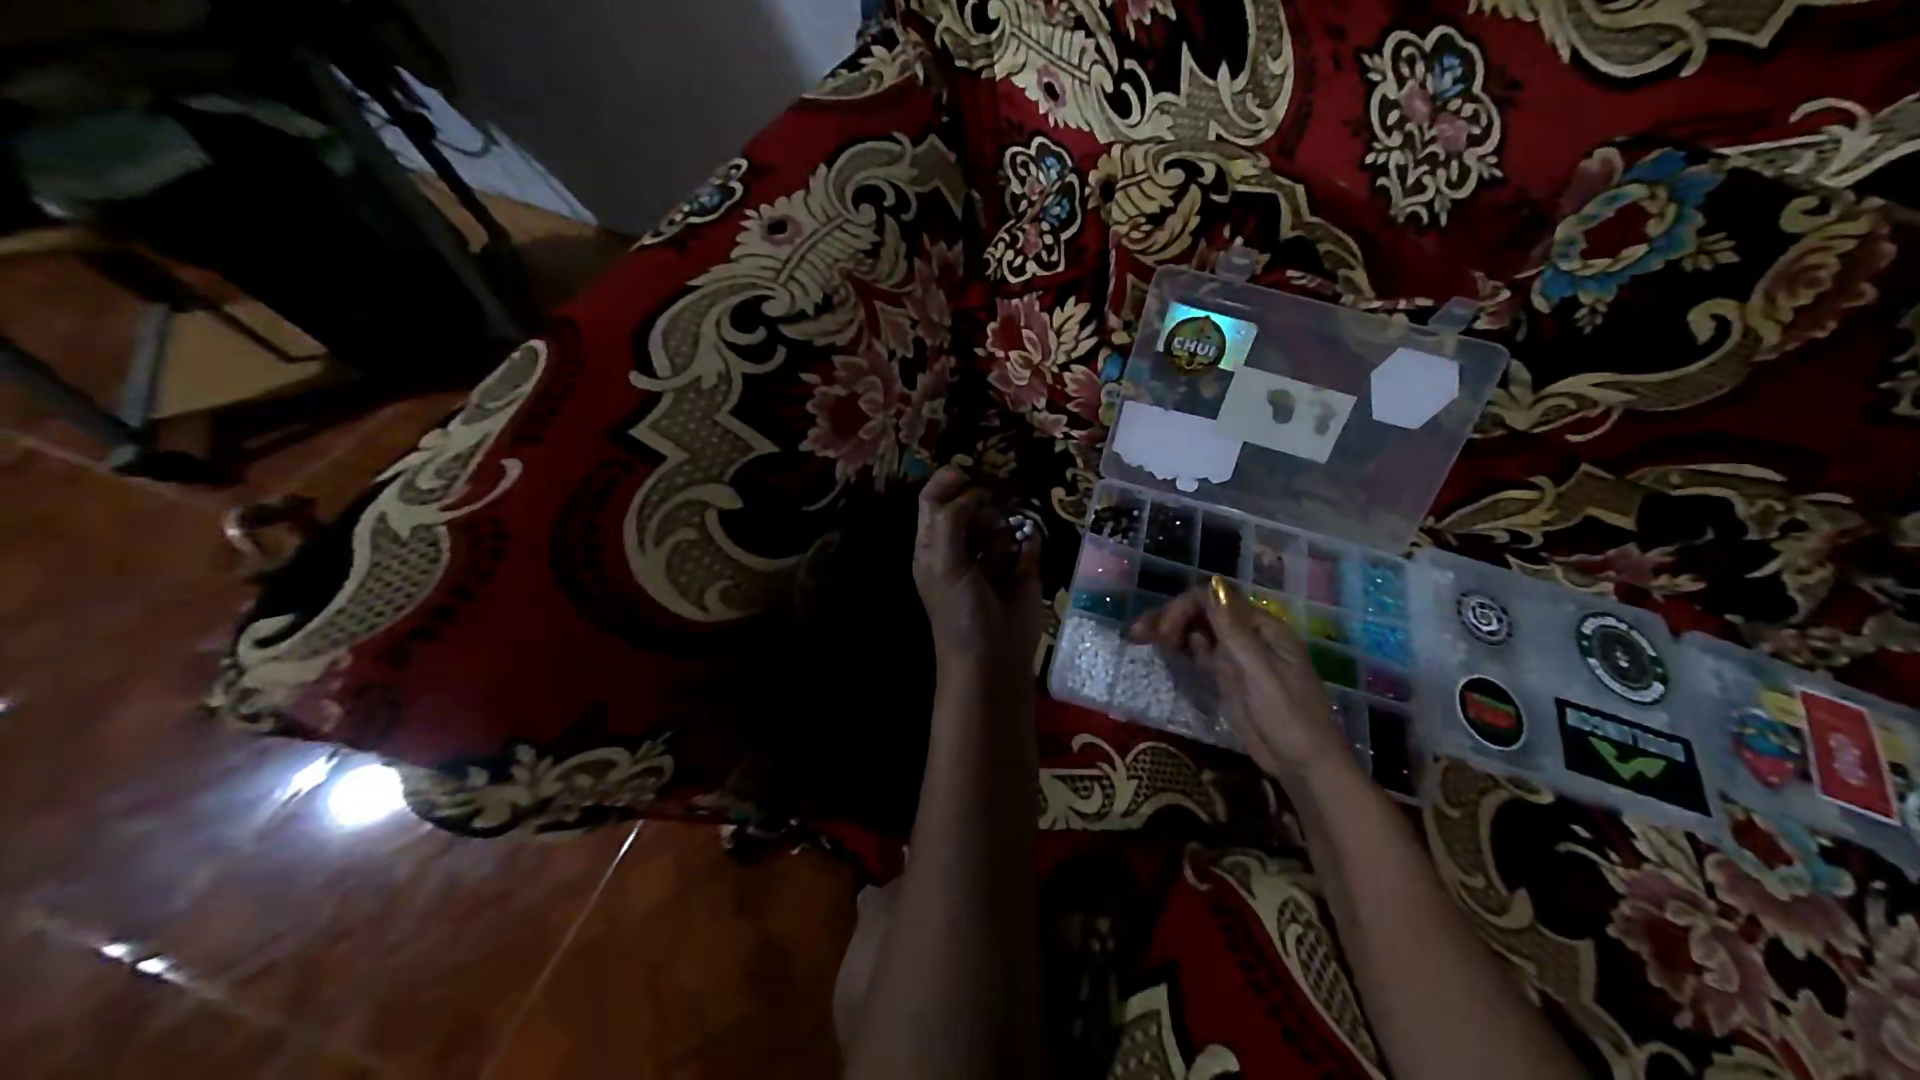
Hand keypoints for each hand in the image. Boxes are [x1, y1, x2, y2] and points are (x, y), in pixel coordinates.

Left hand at [913, 466, 1042, 675]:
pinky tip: (1020, 563)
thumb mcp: (943, 564)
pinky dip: (1026, 543)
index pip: (934, 500)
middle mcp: (962, 545)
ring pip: (1002, 518)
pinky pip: (1028, 538)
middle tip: (985, 530)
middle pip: (971, 504)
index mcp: (933, 544)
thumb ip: (950, 521)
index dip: (947, 483)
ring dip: (1003, 529)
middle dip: (981, 507)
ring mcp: (994, 555)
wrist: (994, 657)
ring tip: (1000, 558)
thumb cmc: (960, 612)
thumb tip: (971, 490)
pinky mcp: (1023, 566)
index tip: (966, 474)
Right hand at [1128, 577, 1351, 782]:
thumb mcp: (1260, 672)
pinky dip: (1180, 649)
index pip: (1216, 601)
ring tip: (1140, 637)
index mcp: (1263, 627)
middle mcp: (1248, 635)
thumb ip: (1234, 630)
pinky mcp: (1227, 677)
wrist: (1303, 765)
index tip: (1163, 631)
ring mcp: (1236, 657)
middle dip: (1170, 618)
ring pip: (1197, 632)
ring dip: (1169, 631)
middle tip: (1140, 634)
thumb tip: (1213, 584)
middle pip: (1202, 613)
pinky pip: (1200, 654)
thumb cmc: (1290, 716)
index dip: (1185, 608)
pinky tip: (1163, 650)